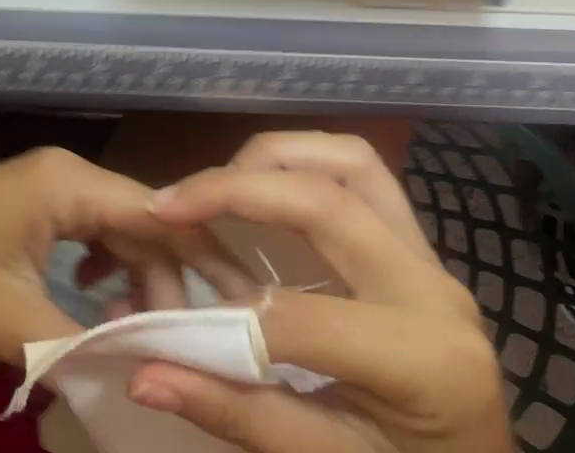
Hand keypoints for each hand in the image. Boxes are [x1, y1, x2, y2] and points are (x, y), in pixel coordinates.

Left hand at [0, 146, 254, 364]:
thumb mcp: (14, 324)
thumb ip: (90, 347)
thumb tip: (152, 373)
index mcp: (68, 182)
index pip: (162, 216)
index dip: (209, 261)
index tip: (248, 311)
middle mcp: (64, 173)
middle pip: (144, 224)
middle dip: (173, 282)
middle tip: (203, 344)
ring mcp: (43, 187)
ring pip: (116, 231)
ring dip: (138, 280)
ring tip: (154, 334)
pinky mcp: (26, 208)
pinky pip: (85, 234)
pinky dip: (105, 270)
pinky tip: (102, 303)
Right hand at [125, 133, 509, 452]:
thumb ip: (235, 415)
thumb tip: (141, 377)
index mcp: (422, 360)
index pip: (300, 316)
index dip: (221, 317)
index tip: (163, 323)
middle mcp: (433, 291)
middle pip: (325, 200)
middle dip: (233, 189)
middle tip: (166, 204)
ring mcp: (430, 261)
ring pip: (350, 162)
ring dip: (272, 158)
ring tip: (213, 187)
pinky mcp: (417, 248)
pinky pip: (362, 175)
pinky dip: (301, 166)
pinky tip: (259, 192)